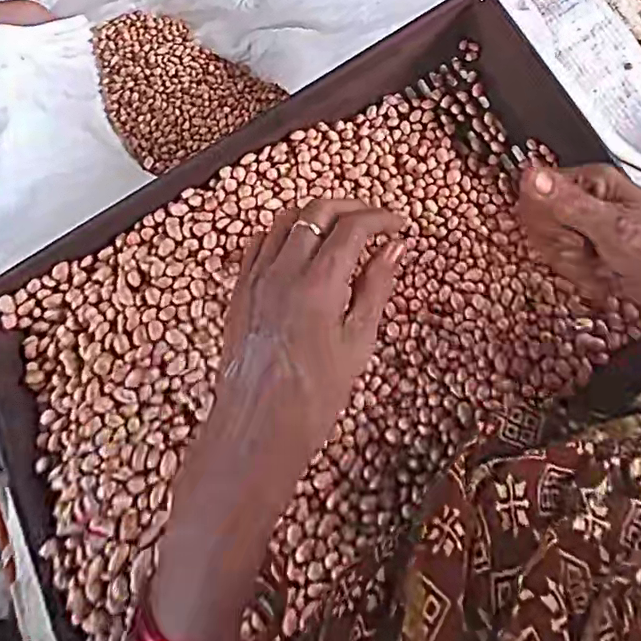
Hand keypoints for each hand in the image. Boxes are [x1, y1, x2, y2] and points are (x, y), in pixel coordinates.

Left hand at [218, 200, 407, 458]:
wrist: (255, 433)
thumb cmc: (313, 397)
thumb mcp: (358, 342)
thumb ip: (376, 286)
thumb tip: (395, 248)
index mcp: (318, 285)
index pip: (354, 227)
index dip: (382, 218)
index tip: (400, 226)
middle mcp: (283, 272)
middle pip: (318, 210)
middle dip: (352, 207)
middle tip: (376, 222)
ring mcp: (256, 279)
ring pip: (286, 219)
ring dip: (319, 214)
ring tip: (343, 230)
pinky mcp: (240, 291)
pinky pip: (261, 242)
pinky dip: (286, 232)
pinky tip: (303, 247)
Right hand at [516, 163, 640, 320]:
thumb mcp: (614, 228)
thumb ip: (568, 203)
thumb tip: (533, 176)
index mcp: (591, 181)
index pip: (536, 194)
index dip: (549, 222)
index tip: (573, 237)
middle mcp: (586, 200)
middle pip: (540, 224)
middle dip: (564, 248)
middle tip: (594, 252)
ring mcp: (588, 227)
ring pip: (550, 248)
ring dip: (575, 266)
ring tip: (605, 265)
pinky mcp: (591, 251)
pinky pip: (565, 265)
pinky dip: (583, 277)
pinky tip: (606, 276)